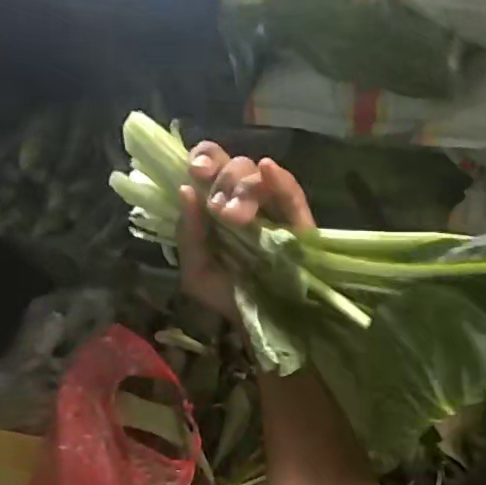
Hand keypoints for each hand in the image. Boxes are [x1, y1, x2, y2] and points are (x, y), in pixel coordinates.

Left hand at [178, 141, 316, 321]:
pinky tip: (268, 170)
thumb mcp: (197, 271)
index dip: (204, 158)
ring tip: (235, 218)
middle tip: (220, 212)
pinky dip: (279, 179)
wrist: (258, 325)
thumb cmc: (227, 296)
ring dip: (243, 186)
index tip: (196, 172)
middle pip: (235, 166)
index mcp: (218, 206)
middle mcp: (246, 202)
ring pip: (259, 175)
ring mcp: (274, 210)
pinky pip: (291, 193)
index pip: (211, 165)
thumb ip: (188, 234)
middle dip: (223, 181)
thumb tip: (186, 191)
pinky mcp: (300, 223)